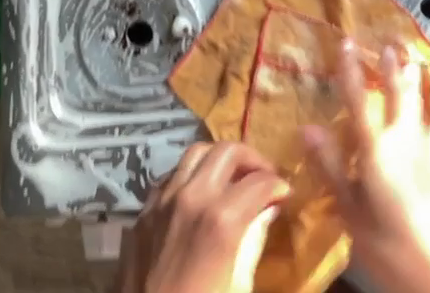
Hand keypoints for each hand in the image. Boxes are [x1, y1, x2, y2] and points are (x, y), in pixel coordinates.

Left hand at [114, 142, 289, 292]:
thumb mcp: (239, 285)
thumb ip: (253, 240)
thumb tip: (267, 209)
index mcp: (220, 218)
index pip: (258, 181)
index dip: (277, 185)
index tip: (284, 194)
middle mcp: (190, 196)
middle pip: (226, 151)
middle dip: (251, 159)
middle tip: (263, 177)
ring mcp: (162, 199)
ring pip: (195, 153)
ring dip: (219, 160)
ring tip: (233, 179)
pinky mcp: (144, 208)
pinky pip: (171, 175)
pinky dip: (192, 175)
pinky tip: (200, 196)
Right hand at [302, 42, 429, 292]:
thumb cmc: (390, 247)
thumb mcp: (351, 211)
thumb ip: (332, 168)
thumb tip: (308, 127)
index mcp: (377, 152)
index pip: (359, 102)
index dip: (351, 71)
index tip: (345, 42)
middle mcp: (403, 146)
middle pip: (396, 97)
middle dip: (390, 69)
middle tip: (387, 41)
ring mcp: (425, 158)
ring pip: (418, 109)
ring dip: (412, 83)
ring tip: (411, 60)